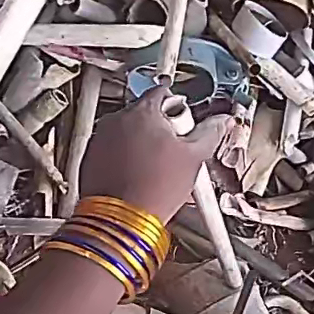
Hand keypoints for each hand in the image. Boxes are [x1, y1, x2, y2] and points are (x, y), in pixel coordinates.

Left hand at [78, 85, 230, 222]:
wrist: (122, 220)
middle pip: (145, 113)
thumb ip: (210, 133)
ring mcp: (101, 139)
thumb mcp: (193, 157)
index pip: (164, 93)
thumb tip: (222, 121)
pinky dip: (125, 159)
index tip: (186, 126)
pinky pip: (112, 151)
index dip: (180, 110)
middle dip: (161, 129)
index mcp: (143, 111)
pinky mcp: (91, 159)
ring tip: (157, 169)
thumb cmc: (153, 189)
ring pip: (128, 133)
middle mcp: (117, 120)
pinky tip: (140, 177)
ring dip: (142, 145)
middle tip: (174, 152)